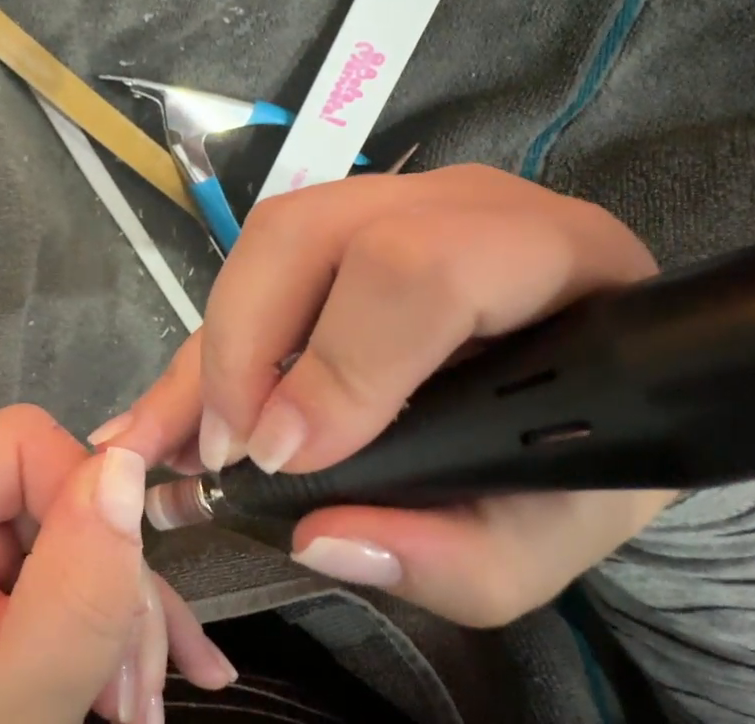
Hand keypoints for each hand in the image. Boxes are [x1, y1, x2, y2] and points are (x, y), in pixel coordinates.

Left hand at [0, 405, 236, 723]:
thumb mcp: (20, 687)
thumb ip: (75, 586)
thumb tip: (124, 463)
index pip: (19, 441)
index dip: (83, 495)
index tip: (114, 590)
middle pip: (62, 487)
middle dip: (115, 582)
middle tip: (135, 686)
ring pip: (89, 533)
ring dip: (132, 619)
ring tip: (138, 708)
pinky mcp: (11, 586)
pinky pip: (88, 572)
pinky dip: (133, 626)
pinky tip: (180, 674)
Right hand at [89, 165, 674, 627]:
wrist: (583, 373)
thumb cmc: (581, 445)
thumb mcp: (555, 531)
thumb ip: (462, 556)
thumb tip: (318, 536)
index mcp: (550, 256)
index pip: (418, 273)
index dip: (338, 365)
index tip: (283, 460)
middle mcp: (453, 202)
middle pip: (306, 232)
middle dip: (242, 348)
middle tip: (221, 451)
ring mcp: (383, 198)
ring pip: (264, 239)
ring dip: (211, 346)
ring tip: (177, 438)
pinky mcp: (331, 224)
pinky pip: (251, 265)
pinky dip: (206, 345)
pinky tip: (171, 410)